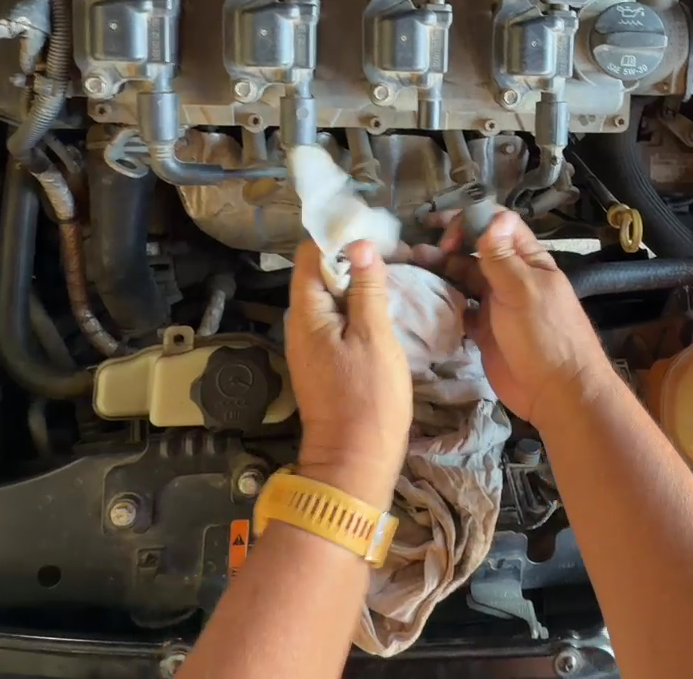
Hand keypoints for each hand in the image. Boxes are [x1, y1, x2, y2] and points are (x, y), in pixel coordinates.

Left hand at [285, 240, 411, 505]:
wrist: (355, 461)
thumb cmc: (368, 397)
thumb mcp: (374, 336)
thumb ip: (366, 288)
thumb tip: (361, 244)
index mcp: (306, 313)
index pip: (309, 254)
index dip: (338, 236)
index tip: (372, 231)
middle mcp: (300, 324)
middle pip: (319, 273)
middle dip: (351, 257)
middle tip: (391, 251)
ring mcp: (311, 343)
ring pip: (330, 295)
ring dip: (357, 281)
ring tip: (392, 272)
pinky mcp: (325, 359)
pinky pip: (337, 318)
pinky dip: (357, 305)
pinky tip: (384, 305)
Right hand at [416, 212, 616, 427]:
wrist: (556, 392)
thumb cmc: (545, 334)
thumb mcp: (523, 290)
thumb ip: (502, 256)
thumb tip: (492, 216)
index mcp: (528, 259)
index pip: (499, 225)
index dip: (473, 221)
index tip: (447, 232)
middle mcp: (511, 276)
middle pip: (477, 249)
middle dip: (450, 242)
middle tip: (420, 248)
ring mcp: (497, 302)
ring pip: (465, 276)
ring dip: (442, 268)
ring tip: (414, 263)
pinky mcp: (484, 328)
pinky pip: (460, 306)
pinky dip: (443, 299)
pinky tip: (422, 295)